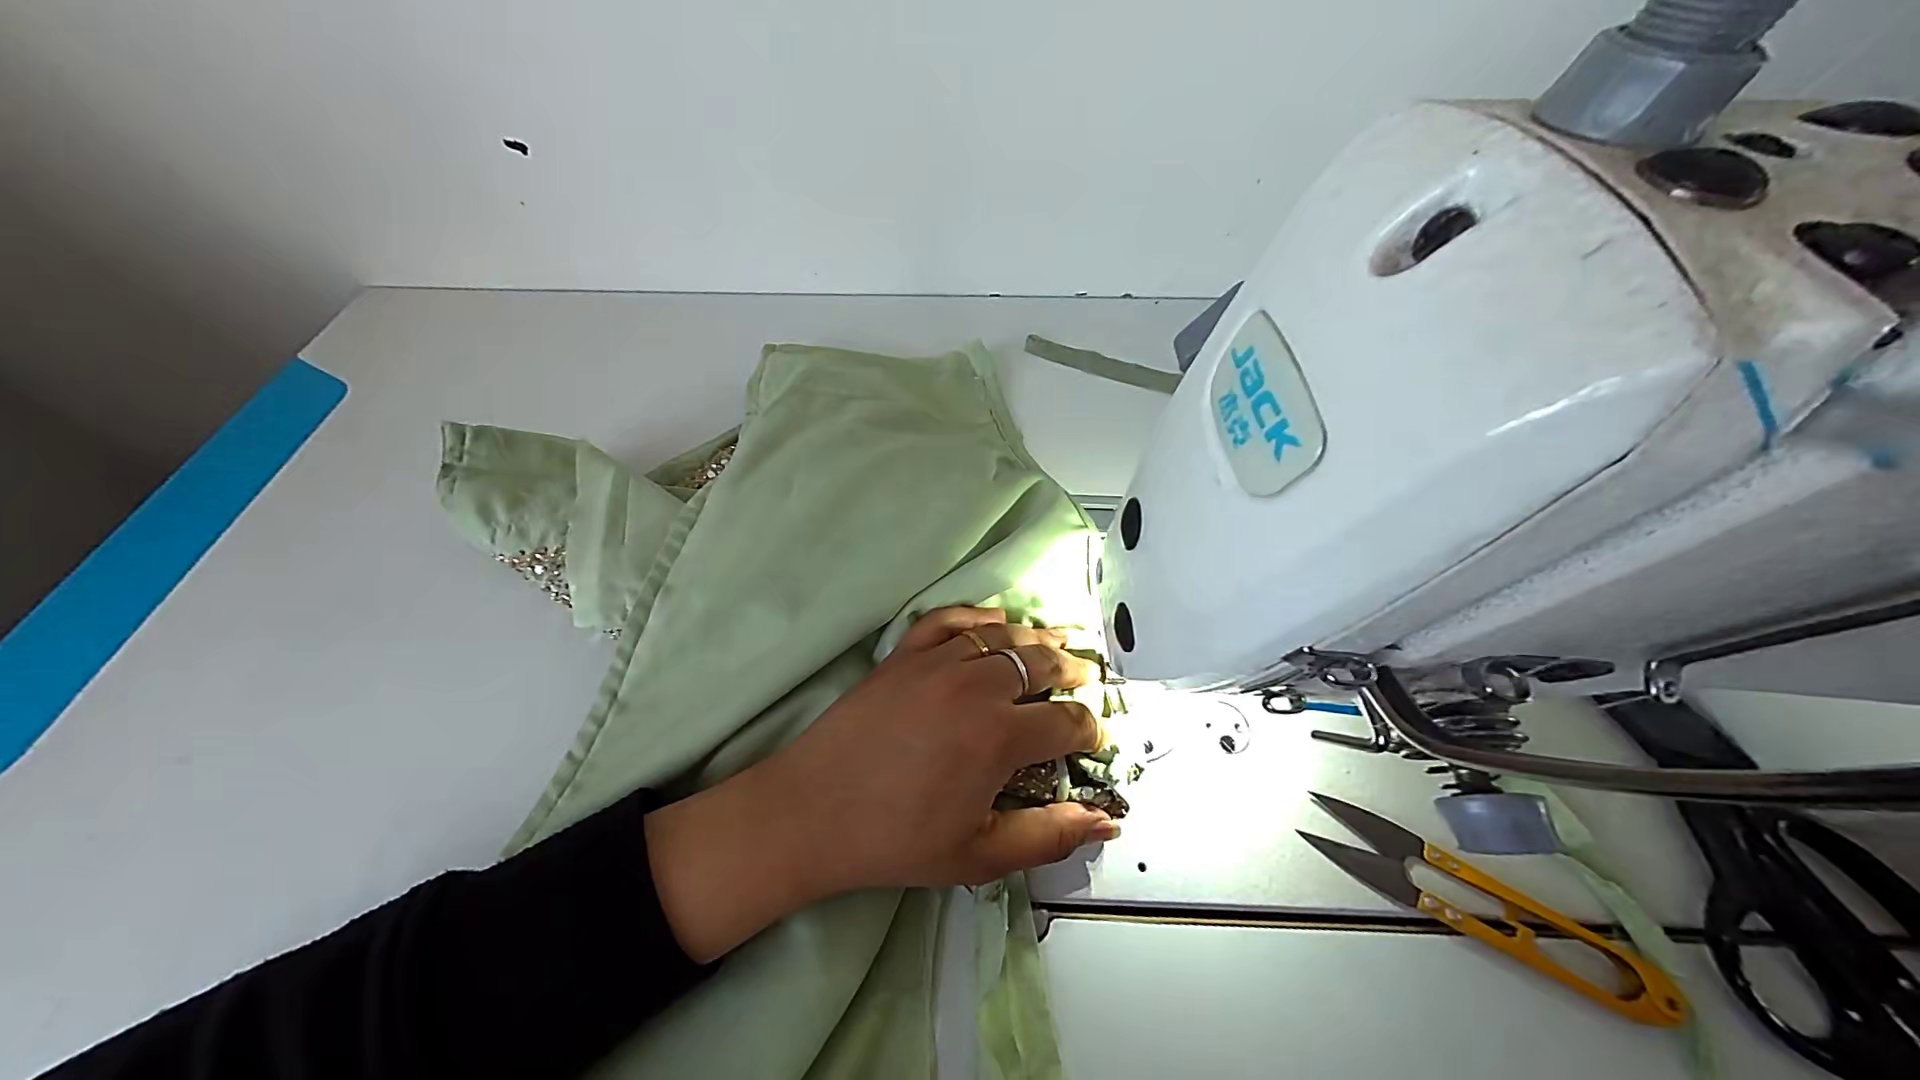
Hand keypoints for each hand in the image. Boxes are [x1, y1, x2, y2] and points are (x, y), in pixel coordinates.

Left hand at [644, 606, 1115, 960]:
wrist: (810, 811)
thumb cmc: (895, 839)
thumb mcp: (979, 854)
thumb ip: (1048, 836)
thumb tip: (1106, 821)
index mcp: (999, 736)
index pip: (1067, 722)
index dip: (1090, 729)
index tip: (1094, 736)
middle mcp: (975, 686)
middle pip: (1042, 664)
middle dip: (1073, 671)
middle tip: (1086, 677)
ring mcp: (936, 662)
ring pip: (1003, 637)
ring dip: (1036, 639)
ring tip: (1055, 643)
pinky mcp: (903, 654)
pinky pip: (950, 619)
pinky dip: (979, 616)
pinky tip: (994, 621)